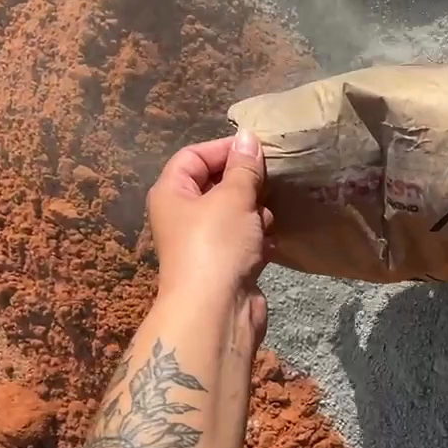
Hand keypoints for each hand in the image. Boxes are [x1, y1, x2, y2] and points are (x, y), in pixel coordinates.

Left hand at [147, 129, 272, 339]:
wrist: (216, 309)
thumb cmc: (217, 245)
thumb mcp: (233, 197)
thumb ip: (243, 168)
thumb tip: (249, 137)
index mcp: (172, 193)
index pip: (193, 156)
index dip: (224, 149)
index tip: (259, 148)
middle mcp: (183, 216)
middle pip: (214, 185)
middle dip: (244, 180)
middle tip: (274, 176)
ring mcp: (204, 244)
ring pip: (232, 215)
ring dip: (255, 210)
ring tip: (276, 207)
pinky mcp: (225, 266)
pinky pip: (244, 241)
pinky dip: (259, 237)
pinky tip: (275, 237)